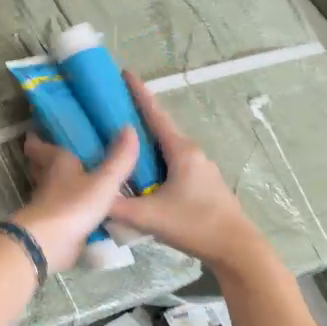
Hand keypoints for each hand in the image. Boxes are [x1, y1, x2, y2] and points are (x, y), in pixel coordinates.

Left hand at [9, 126, 137, 270]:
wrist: (49, 242)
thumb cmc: (73, 204)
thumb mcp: (103, 181)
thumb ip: (119, 158)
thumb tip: (129, 127)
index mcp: (55, 161)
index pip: (37, 143)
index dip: (39, 135)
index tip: (48, 126)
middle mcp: (48, 178)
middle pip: (43, 163)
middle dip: (54, 155)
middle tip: (76, 148)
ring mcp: (49, 200)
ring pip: (53, 184)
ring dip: (66, 179)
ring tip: (90, 174)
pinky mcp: (56, 220)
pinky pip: (64, 205)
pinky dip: (74, 201)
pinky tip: (93, 203)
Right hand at [106, 72, 272, 274]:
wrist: (238, 252)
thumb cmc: (195, 225)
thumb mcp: (147, 216)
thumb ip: (113, 204)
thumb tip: (88, 195)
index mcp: (181, 152)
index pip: (155, 115)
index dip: (139, 93)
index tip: (125, 73)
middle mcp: (192, 154)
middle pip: (159, 128)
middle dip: (136, 116)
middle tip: (110, 108)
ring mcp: (200, 169)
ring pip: (165, 148)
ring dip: (144, 142)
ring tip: (119, 141)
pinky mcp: (202, 184)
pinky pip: (171, 162)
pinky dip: (153, 159)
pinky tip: (139, 172)